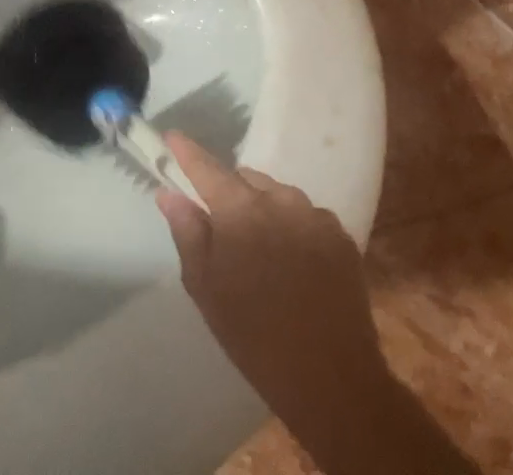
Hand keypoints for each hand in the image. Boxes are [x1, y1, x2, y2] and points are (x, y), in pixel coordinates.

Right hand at [156, 133, 388, 416]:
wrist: (329, 376)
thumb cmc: (252, 333)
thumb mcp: (204, 285)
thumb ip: (187, 231)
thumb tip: (170, 193)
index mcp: (241, 209)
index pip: (207, 168)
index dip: (187, 151)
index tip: (172, 136)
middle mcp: (282, 201)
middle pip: (245, 179)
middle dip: (227, 191)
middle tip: (217, 225)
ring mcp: (317, 218)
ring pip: (279, 196)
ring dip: (261, 208)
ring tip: (256, 248)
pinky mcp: (343, 239)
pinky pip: (306, 217)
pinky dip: (290, 226)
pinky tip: (289, 262)